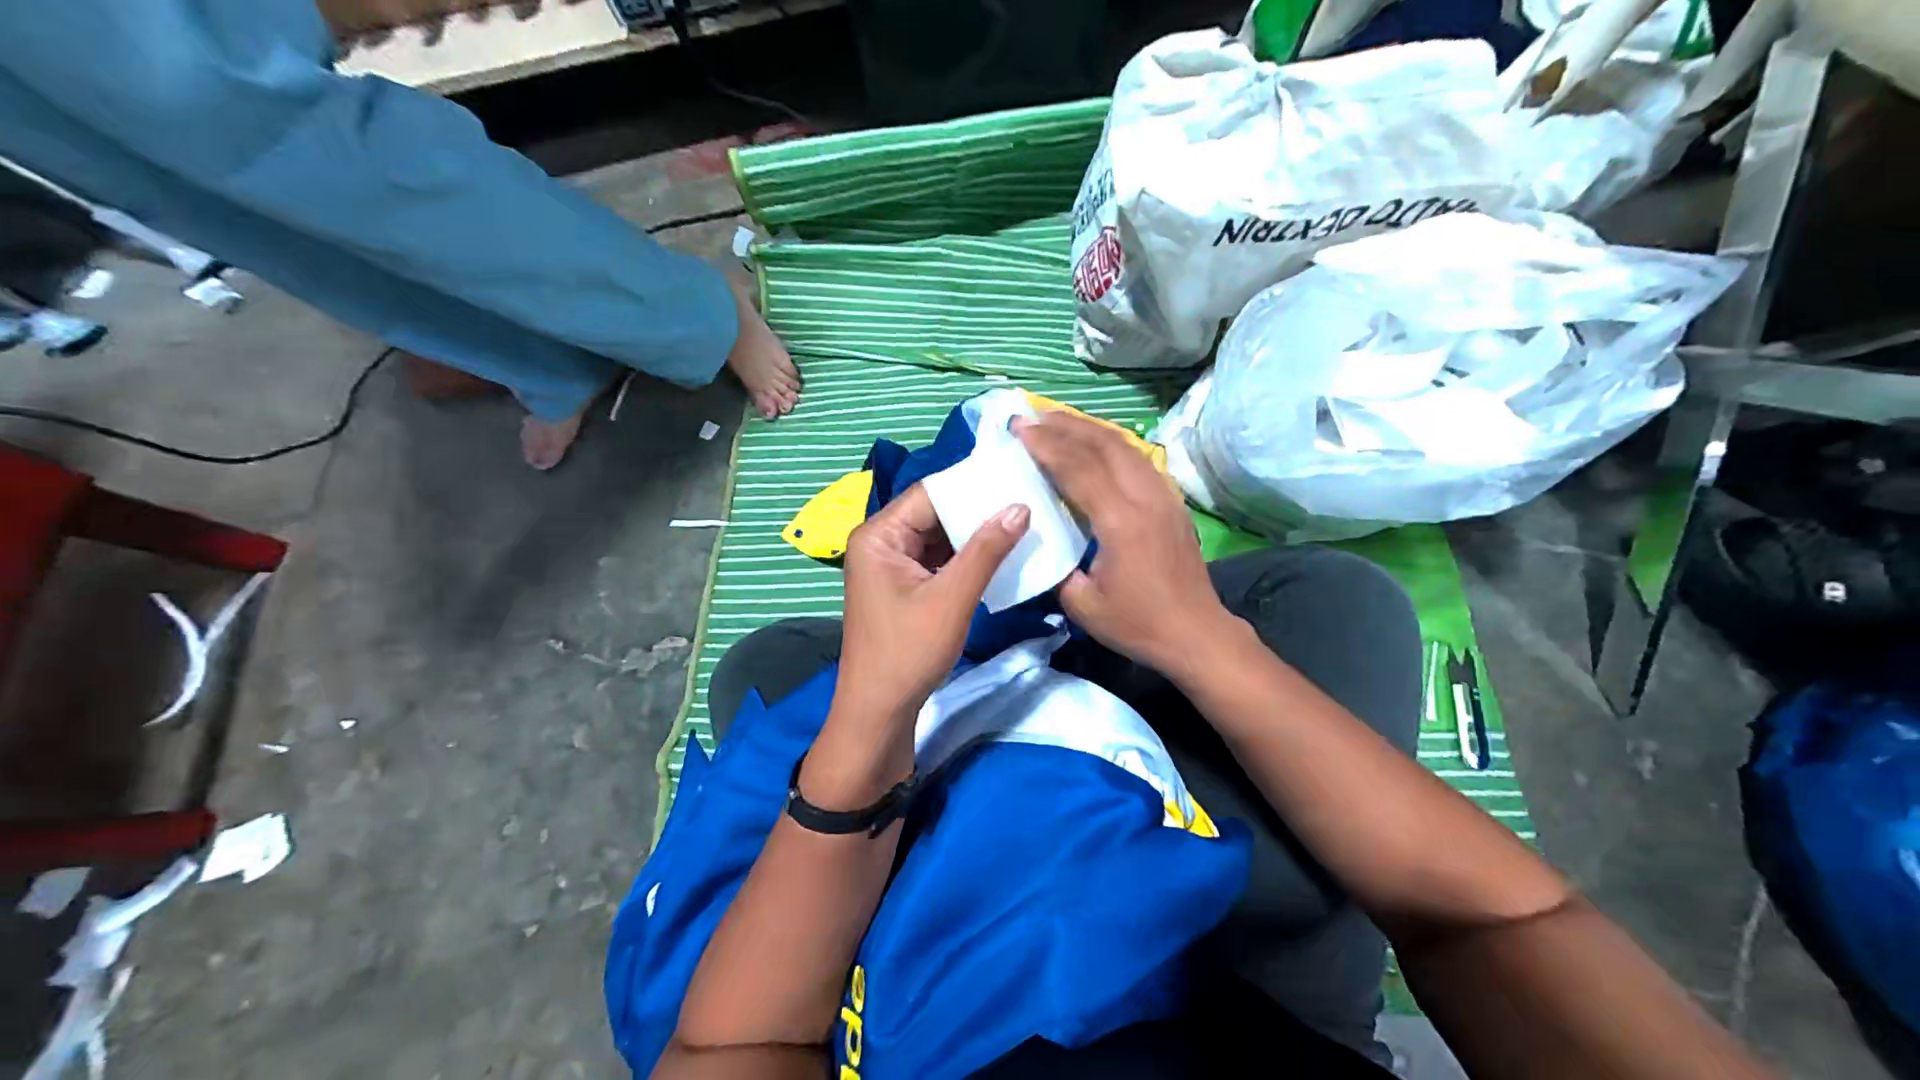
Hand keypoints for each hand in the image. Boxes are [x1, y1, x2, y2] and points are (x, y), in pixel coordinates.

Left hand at [835, 484, 1029, 720]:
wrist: (879, 710)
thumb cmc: (909, 651)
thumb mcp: (952, 598)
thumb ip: (986, 551)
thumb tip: (1020, 508)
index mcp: (878, 536)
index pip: (929, 494)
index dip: (971, 486)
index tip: (1014, 479)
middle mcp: (879, 542)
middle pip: (933, 513)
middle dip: (976, 511)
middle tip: (1025, 500)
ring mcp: (889, 565)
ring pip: (937, 536)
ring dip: (973, 536)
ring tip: (1019, 523)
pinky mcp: (901, 585)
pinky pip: (936, 558)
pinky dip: (963, 558)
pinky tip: (997, 554)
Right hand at [1014, 410, 1238, 678]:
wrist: (1196, 634)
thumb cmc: (1138, 624)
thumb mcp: (1082, 605)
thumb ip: (1055, 567)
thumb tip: (1037, 541)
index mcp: (1121, 522)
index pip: (1079, 469)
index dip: (1047, 446)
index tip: (1020, 429)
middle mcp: (1145, 499)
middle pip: (1104, 446)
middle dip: (1065, 426)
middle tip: (1032, 416)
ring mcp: (1164, 497)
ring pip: (1125, 446)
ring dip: (1089, 429)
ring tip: (1058, 420)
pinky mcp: (1172, 503)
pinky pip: (1139, 459)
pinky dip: (1111, 444)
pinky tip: (1095, 444)